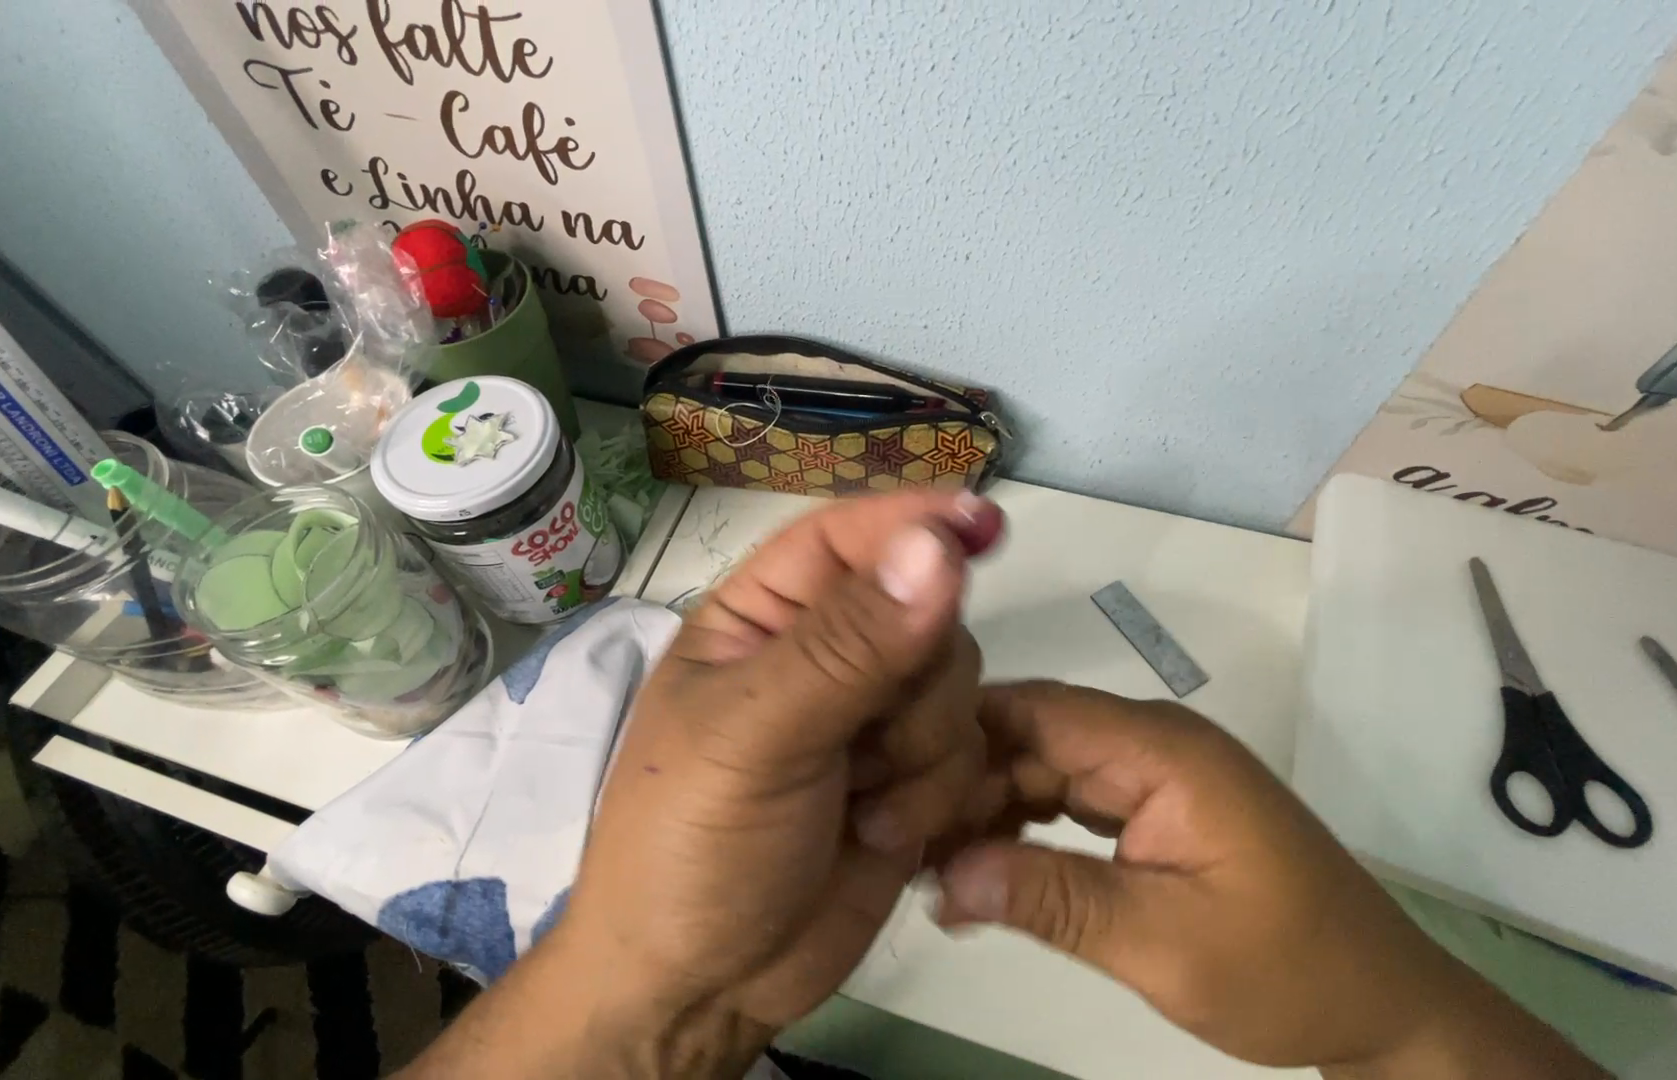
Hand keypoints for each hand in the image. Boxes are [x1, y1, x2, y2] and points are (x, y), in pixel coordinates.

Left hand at [545, 493, 1005, 1063]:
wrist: (703, 988)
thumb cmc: (692, 845)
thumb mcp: (754, 736)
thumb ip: (848, 646)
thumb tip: (938, 547)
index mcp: (762, 618)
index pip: (844, 540)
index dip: (912, 522)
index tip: (985, 523)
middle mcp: (823, 654)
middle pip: (924, 610)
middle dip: (917, 680)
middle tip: (867, 746)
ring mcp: (870, 717)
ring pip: (956, 682)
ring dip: (927, 749)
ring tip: (864, 807)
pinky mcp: (909, 778)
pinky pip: (969, 749)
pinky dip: (943, 793)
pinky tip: (887, 834)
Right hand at [936, 681, 1607, 1078]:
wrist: (1382, 1009)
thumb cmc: (1283, 969)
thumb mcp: (1160, 942)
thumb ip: (1049, 897)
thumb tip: (942, 874)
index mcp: (1159, 748)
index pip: (1035, 710)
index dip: (957, 735)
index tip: (890, 782)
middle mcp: (1148, 741)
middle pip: (1030, 736)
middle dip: (962, 782)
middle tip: (897, 838)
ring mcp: (1148, 772)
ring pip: (1040, 766)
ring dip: (985, 809)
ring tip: (925, 860)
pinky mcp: (1147, 804)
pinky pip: (1065, 798)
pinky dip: (1020, 829)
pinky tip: (977, 868)